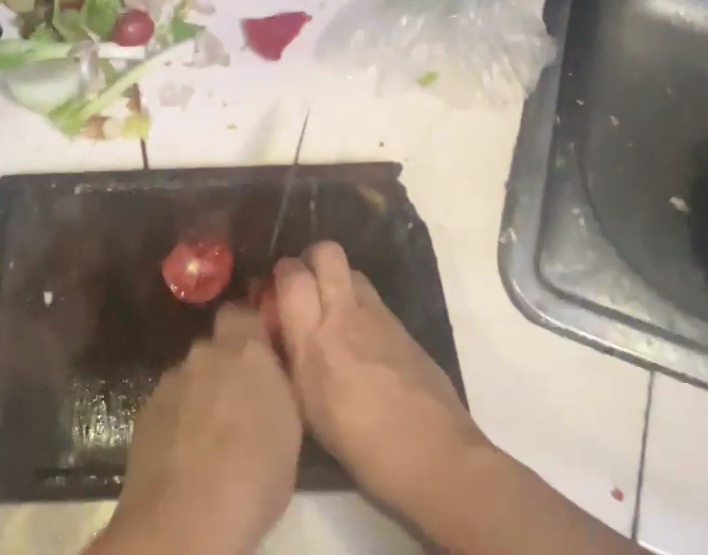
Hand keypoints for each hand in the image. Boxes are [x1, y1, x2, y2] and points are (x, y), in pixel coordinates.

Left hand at [90, 305, 302, 554]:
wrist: (185, 516)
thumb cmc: (254, 475)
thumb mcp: (290, 429)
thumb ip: (275, 390)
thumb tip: (268, 380)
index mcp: (245, 351)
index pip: (242, 311)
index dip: (250, 327)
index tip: (262, 349)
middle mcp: (203, 355)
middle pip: (216, 347)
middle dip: (227, 366)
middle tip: (244, 402)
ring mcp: (170, 381)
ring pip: (192, 376)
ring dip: (203, 394)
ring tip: (216, 436)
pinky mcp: (146, 410)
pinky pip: (172, 403)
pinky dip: (180, 419)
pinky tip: (189, 453)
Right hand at [273, 241, 490, 515]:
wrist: (434, 454)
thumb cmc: (359, 443)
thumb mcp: (306, 406)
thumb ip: (289, 358)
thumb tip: (275, 330)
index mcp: (316, 338)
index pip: (292, 274)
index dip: (280, 275)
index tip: (273, 293)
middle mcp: (347, 315)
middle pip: (327, 253)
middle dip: (310, 261)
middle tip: (303, 289)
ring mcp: (381, 317)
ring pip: (352, 271)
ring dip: (336, 281)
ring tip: (330, 314)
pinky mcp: (404, 327)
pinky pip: (373, 300)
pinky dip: (359, 307)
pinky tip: (360, 342)